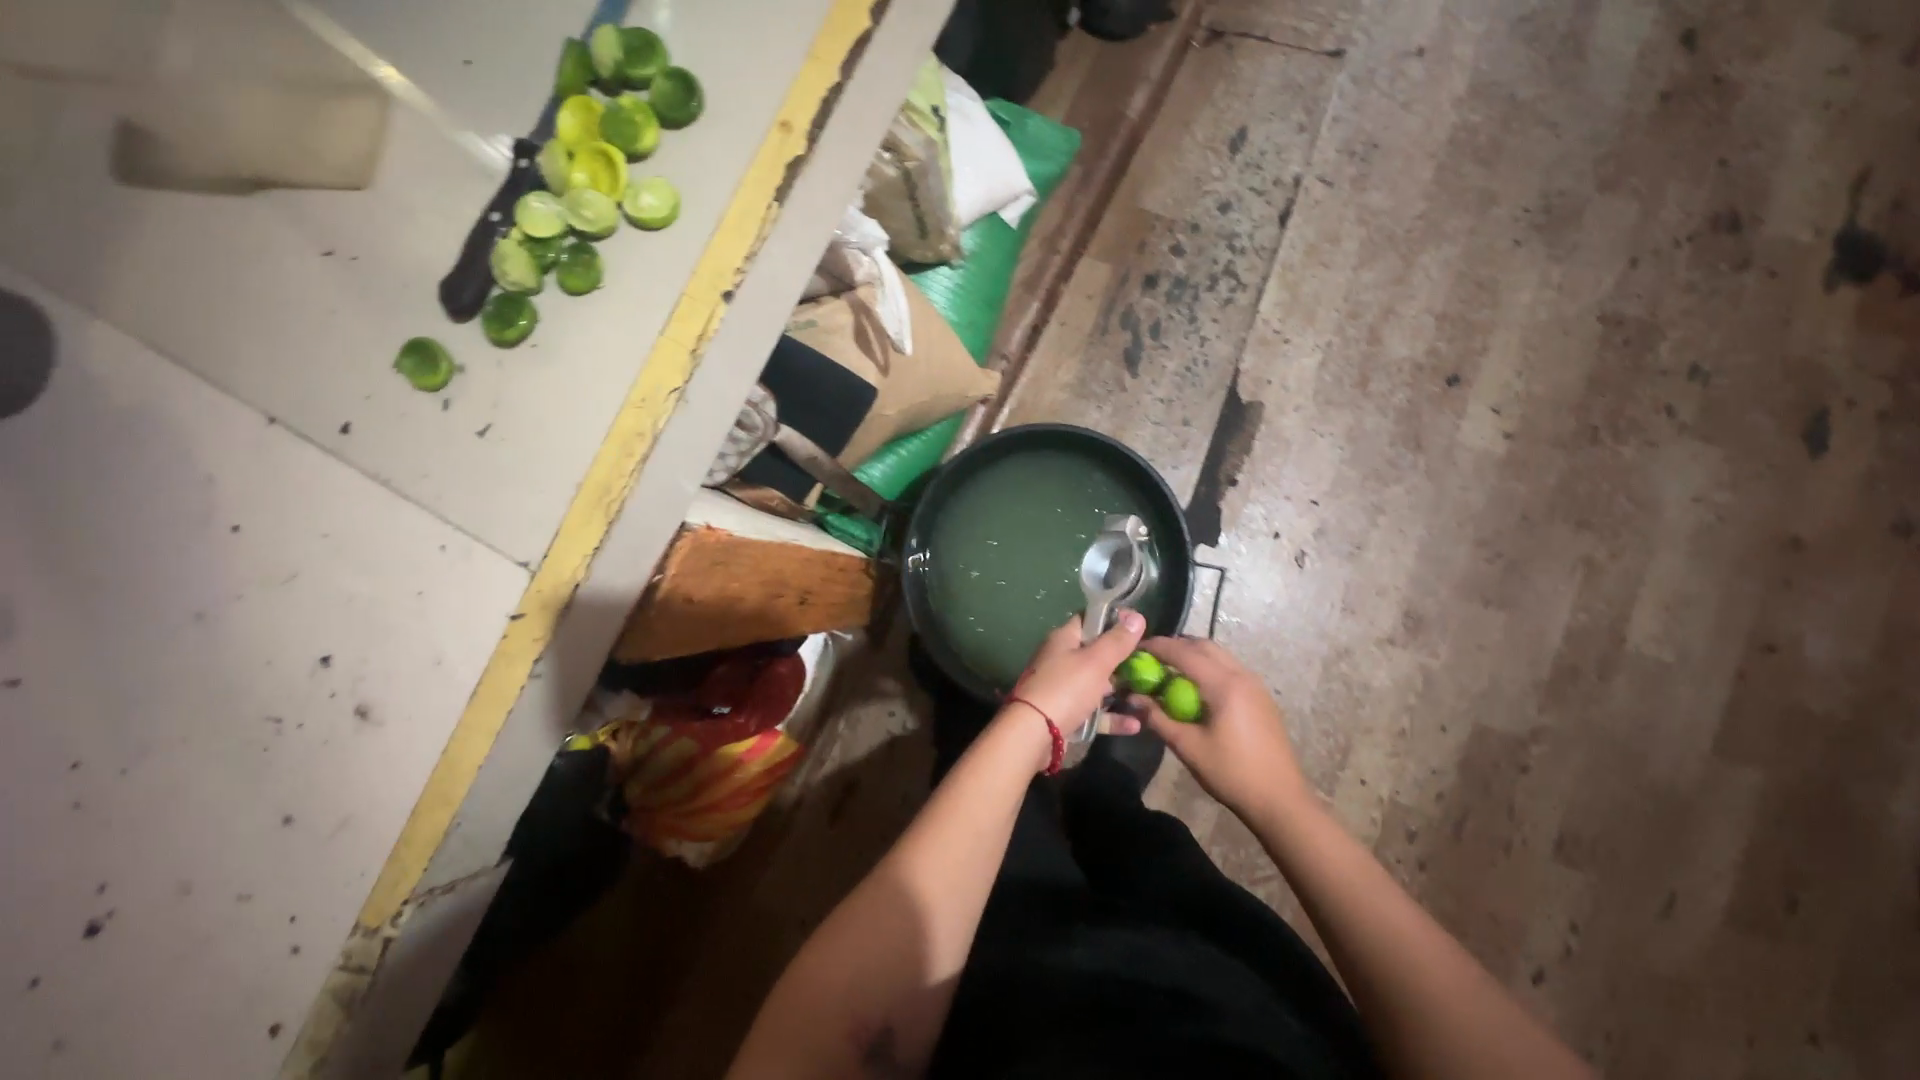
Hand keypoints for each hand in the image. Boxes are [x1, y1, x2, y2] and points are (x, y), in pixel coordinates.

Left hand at [1010, 611, 1147, 739]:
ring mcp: (1062, 689)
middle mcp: (1061, 661)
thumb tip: (1137, 615)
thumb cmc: (1065, 689)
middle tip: (1149, 663)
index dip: (1113, 620)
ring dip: (1119, 690)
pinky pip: (1093, 712)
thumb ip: (1117, 641)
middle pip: (1095, 654)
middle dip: (1121, 659)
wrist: (1033, 734)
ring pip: (1096, 685)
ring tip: (1148, 693)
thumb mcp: (1096, 661)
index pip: (1089, 620)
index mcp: (1063, 640)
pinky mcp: (1066, 715)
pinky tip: (1136, 724)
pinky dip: (1112, 718)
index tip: (1138, 626)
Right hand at [1130, 637, 1309, 816]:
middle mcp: (1243, 676)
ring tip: (1170, 672)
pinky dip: (1208, 669)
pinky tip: (1196, 690)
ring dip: (1193, 656)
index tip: (1136, 650)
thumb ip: (1157, 718)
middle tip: (1151, 659)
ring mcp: (1256, 685)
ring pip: (1220, 656)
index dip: (1158, 647)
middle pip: (1205, 646)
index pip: (1185, 653)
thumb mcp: (1187, 747)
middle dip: (1176, 647)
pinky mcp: (1261, 697)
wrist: (1280, 799)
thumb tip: (1132, 698)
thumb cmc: (1231, 773)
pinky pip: (1230, 670)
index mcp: (1225, 685)